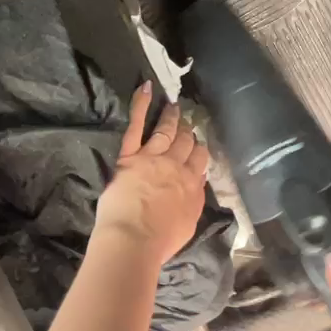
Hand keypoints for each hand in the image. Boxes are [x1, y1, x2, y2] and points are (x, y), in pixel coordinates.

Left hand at [94, 83, 208, 266]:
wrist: (134, 239)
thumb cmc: (158, 242)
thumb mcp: (187, 225)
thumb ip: (193, 201)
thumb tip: (196, 185)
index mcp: (191, 186)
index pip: (199, 161)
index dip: (198, 152)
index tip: (197, 147)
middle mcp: (176, 167)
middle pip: (186, 143)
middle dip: (188, 132)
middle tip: (188, 123)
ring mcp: (153, 157)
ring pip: (166, 131)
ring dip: (172, 117)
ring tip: (175, 106)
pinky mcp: (131, 155)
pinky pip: (137, 125)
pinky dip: (141, 105)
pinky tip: (147, 88)